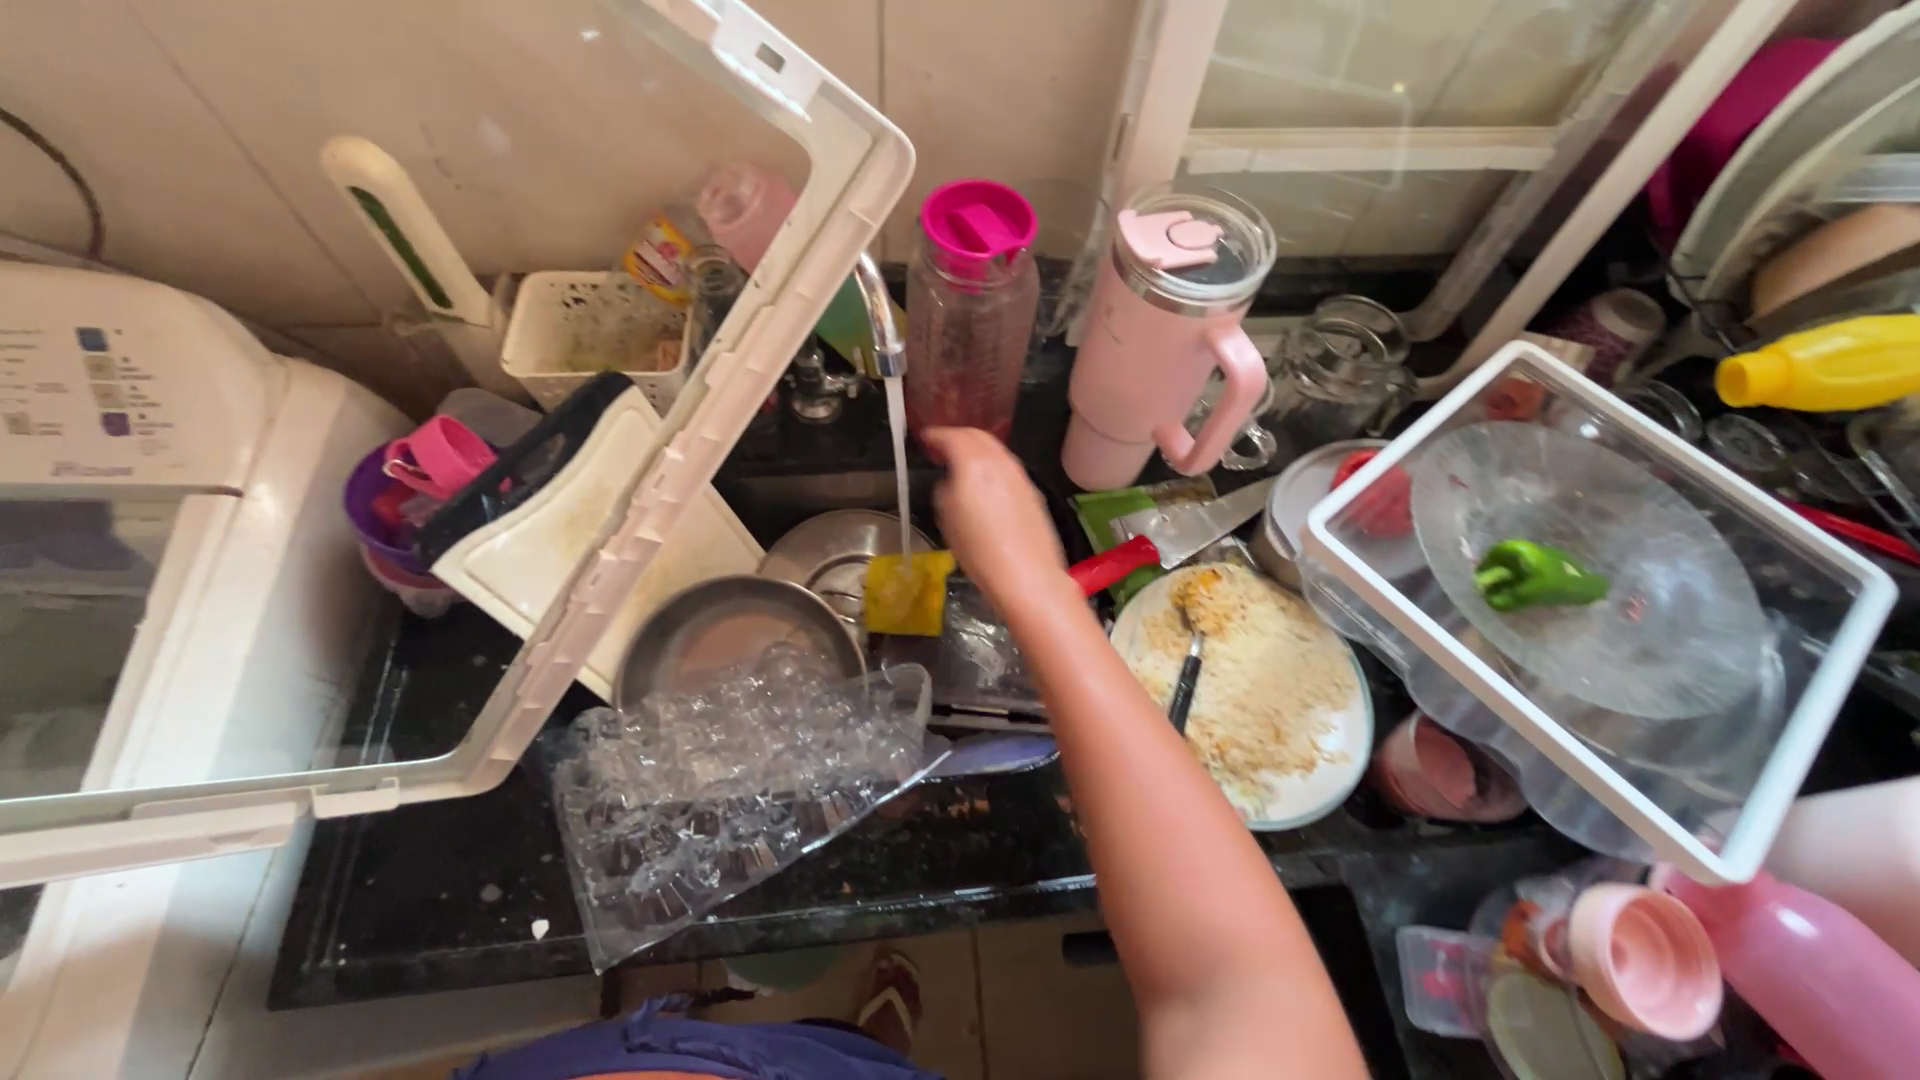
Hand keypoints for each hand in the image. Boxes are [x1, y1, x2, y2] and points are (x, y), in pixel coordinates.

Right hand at [919, 427, 1069, 612]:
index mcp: (974, 464)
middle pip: (978, 435)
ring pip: (996, 450)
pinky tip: (986, 483)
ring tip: (962, 462)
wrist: (1028, 576)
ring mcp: (1021, 475)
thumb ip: (944, 490)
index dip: (935, 435)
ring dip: (977, 449)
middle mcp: (1000, 462)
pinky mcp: (1033, 491)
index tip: (925, 439)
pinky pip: (1008, 467)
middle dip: (958, 436)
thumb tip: (950, 482)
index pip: (952, 436)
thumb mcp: (947, 520)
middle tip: (942, 446)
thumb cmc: (979, 551)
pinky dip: (992, 465)